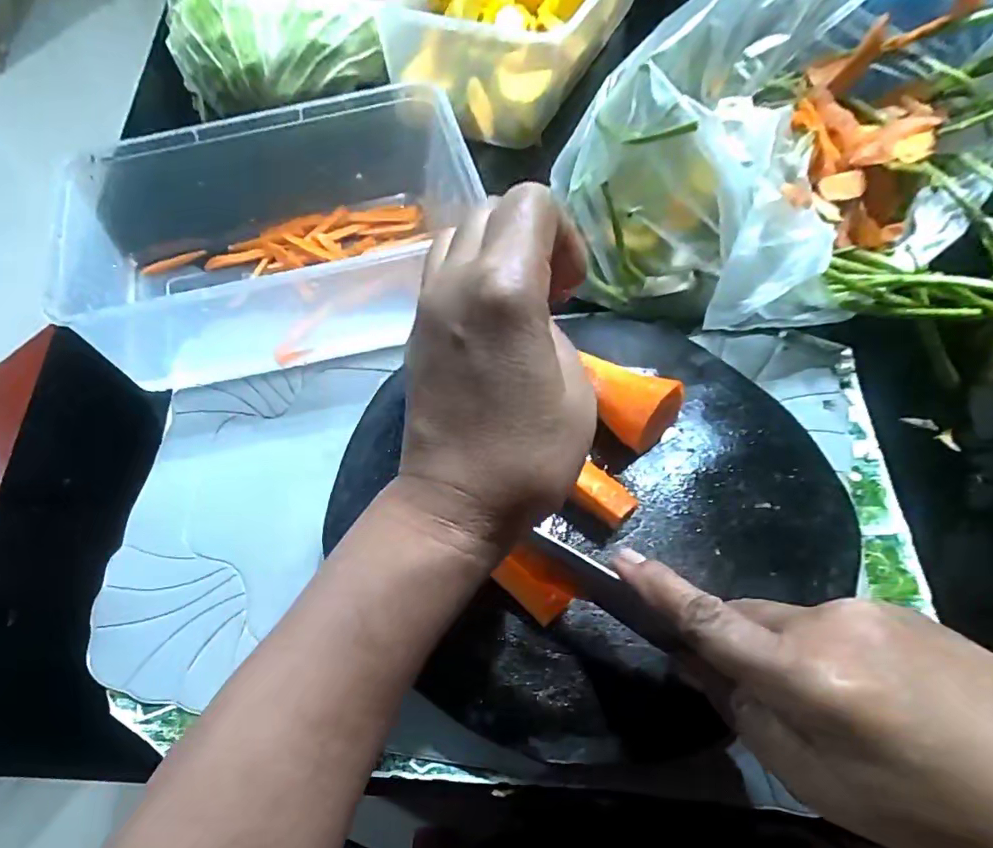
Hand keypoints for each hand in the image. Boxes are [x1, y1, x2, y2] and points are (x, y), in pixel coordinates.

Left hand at [394, 183, 595, 561]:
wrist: (456, 502)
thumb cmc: (529, 456)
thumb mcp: (578, 390)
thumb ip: (557, 329)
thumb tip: (534, 317)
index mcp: (504, 289)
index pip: (531, 201)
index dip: (564, 235)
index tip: (570, 290)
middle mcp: (456, 281)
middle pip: (492, 208)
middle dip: (530, 236)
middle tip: (549, 293)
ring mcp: (427, 304)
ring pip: (459, 233)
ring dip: (495, 252)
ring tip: (517, 302)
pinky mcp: (414, 330)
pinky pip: (441, 270)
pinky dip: (469, 274)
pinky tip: (489, 322)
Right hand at [616, 554, 992, 847]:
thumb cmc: (949, 813)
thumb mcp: (831, 787)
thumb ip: (757, 719)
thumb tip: (710, 673)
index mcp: (810, 669)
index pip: (713, 621)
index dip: (660, 593)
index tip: (620, 561)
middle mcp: (834, 619)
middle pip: (750, 621)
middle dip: (730, 650)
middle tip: (744, 709)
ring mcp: (877, 609)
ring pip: (792, 628)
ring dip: (780, 662)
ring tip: (822, 726)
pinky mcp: (908, 616)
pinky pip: (832, 631)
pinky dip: (819, 660)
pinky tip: (862, 709)